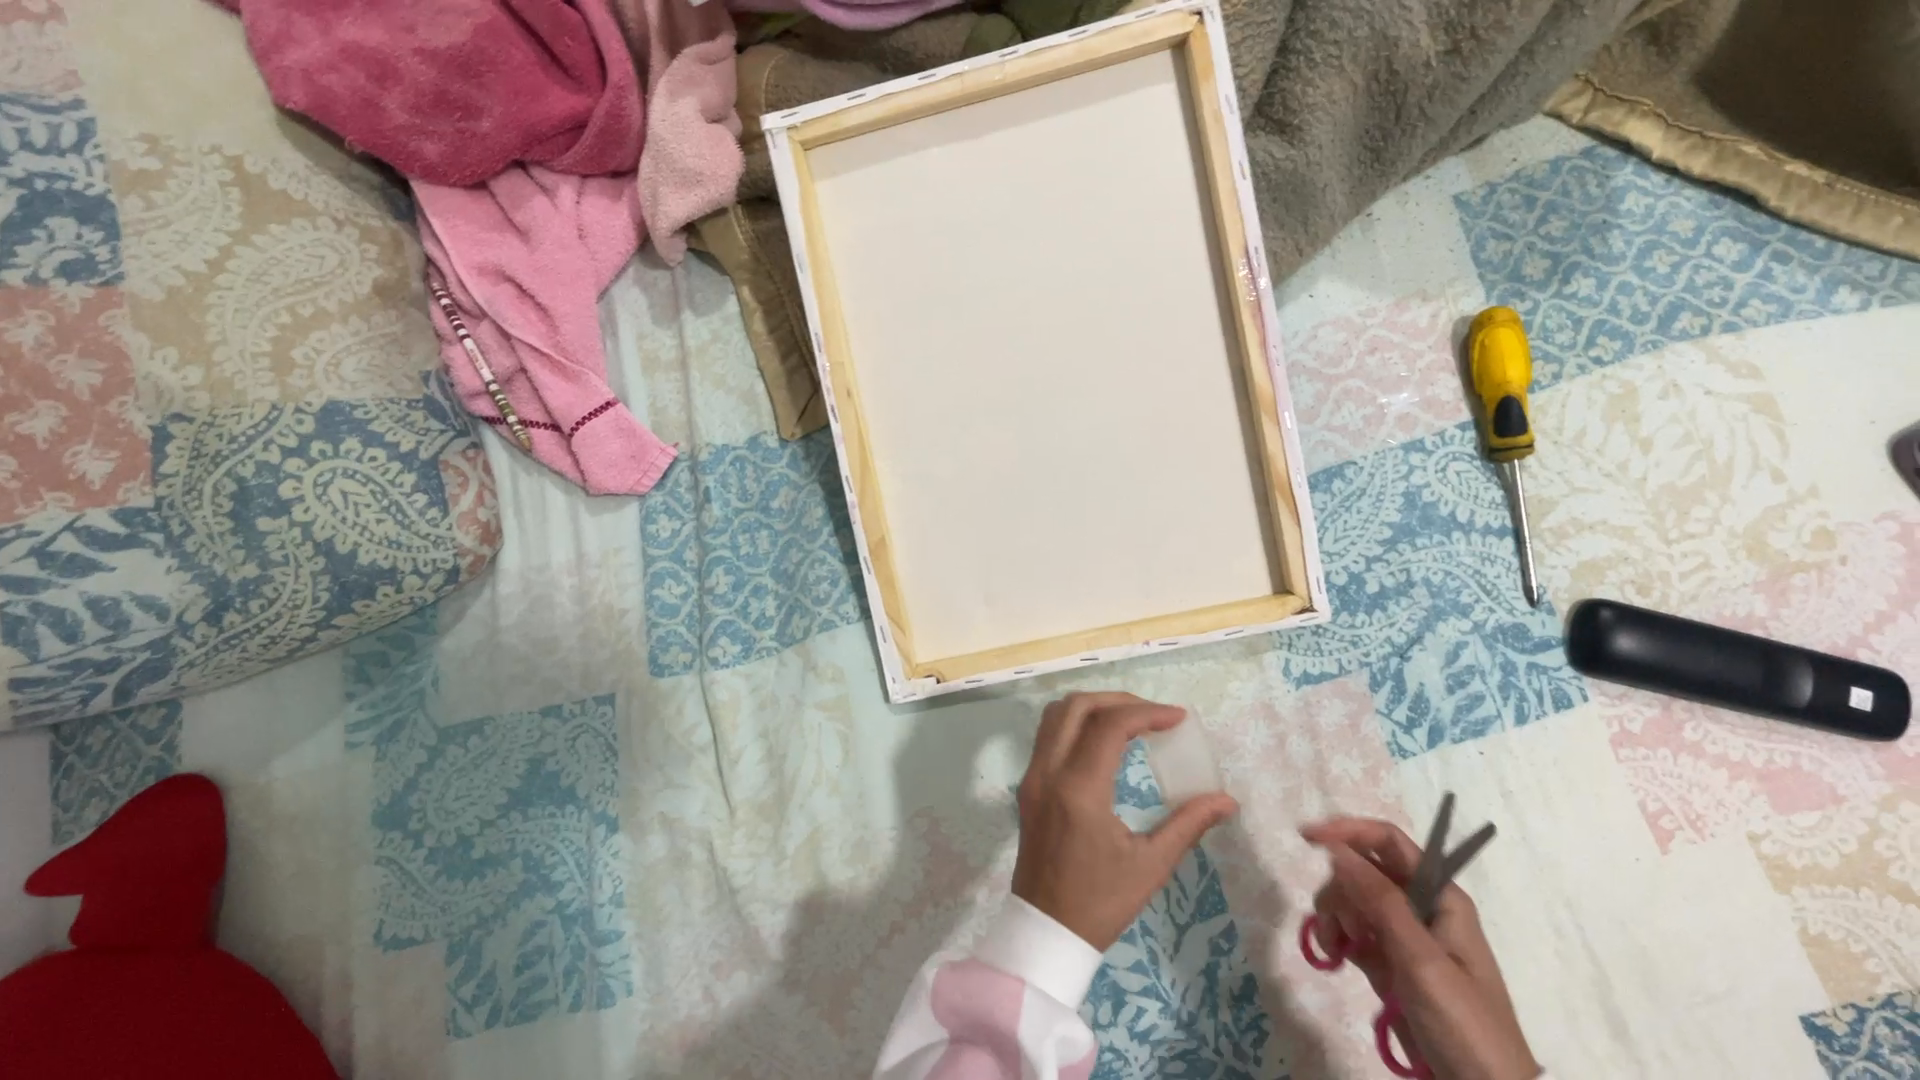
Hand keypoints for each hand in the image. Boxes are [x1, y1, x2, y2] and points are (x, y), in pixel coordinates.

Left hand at [1011, 693, 1238, 950]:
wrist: (1046, 931)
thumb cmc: (1100, 902)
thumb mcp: (1150, 865)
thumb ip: (1188, 824)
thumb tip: (1227, 800)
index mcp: (1078, 790)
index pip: (1110, 725)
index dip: (1147, 713)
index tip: (1178, 719)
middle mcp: (1048, 773)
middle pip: (1077, 706)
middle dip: (1119, 701)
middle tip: (1155, 715)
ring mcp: (1032, 777)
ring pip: (1056, 715)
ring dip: (1094, 707)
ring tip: (1132, 722)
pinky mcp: (1027, 786)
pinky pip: (1047, 735)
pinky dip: (1076, 724)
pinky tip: (1105, 741)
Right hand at [1303, 817, 1539, 1079]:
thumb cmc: (1464, 1023)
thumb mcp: (1422, 959)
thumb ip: (1380, 901)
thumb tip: (1337, 849)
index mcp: (1440, 896)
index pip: (1388, 842)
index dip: (1349, 832)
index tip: (1307, 838)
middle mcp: (1420, 907)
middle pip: (1362, 870)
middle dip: (1339, 889)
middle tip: (1337, 926)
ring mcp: (1402, 937)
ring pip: (1351, 901)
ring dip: (1333, 917)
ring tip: (1335, 949)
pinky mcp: (1387, 964)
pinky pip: (1350, 933)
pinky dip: (1334, 939)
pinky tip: (1334, 957)